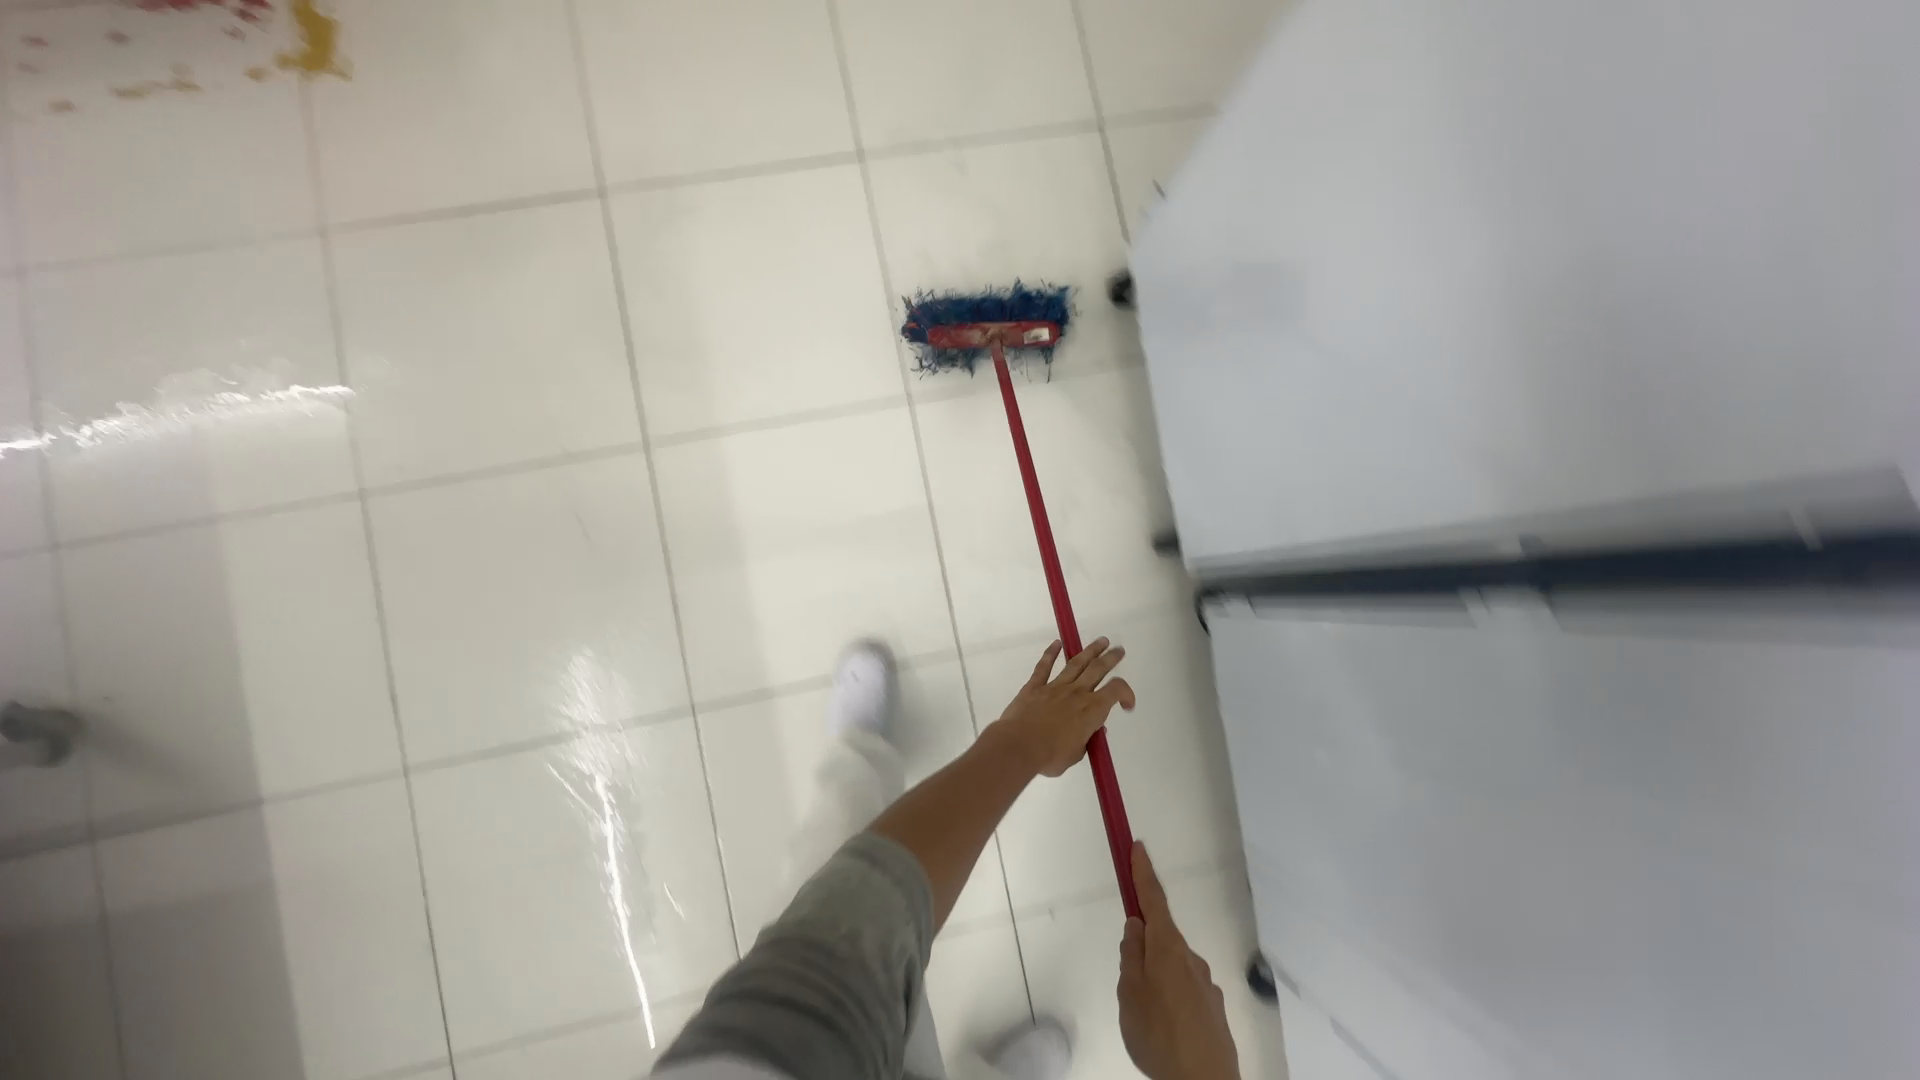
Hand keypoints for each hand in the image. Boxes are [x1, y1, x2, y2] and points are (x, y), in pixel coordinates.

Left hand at [991, 638, 1134, 776]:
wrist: (1018, 746)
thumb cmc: (1050, 756)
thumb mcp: (1076, 755)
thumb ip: (1085, 741)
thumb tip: (1089, 732)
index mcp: (1091, 710)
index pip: (1116, 691)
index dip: (1126, 693)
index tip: (1126, 704)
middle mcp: (1076, 693)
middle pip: (1098, 669)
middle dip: (1111, 658)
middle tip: (1118, 650)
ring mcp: (1055, 687)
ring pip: (1076, 663)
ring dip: (1090, 651)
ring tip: (1100, 641)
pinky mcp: (1034, 686)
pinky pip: (1044, 666)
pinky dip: (1051, 653)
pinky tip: (1057, 644)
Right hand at [1118, 844, 1240, 1079]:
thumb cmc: (1159, 1036)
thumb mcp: (1129, 994)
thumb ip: (1130, 956)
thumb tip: (1135, 926)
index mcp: (1168, 949)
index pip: (1153, 899)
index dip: (1143, 872)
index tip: (1137, 845)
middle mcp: (1191, 959)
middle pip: (1162, 939)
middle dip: (1143, 951)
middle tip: (1128, 986)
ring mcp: (1206, 986)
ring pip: (1172, 970)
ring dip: (1157, 983)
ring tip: (1145, 1021)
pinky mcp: (1215, 1012)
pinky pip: (1185, 994)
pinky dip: (1171, 1004)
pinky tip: (1166, 1032)